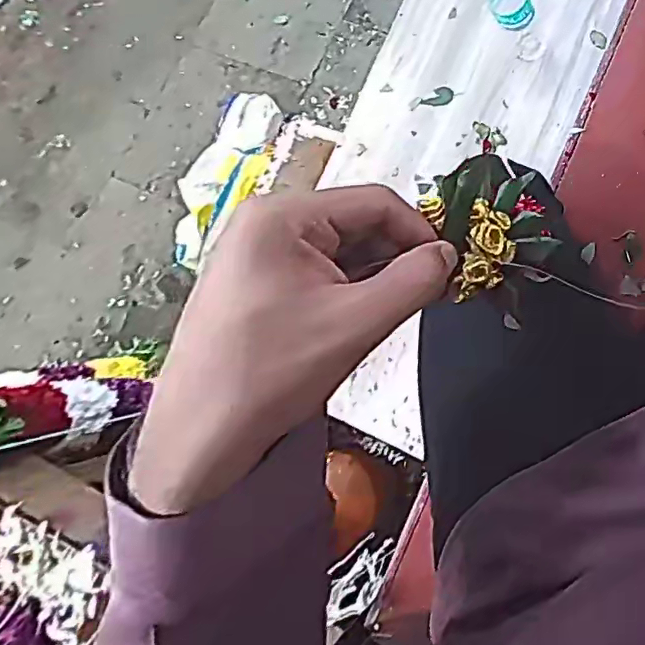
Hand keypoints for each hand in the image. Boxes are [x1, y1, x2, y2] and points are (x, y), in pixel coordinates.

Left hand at [129, 186, 456, 514]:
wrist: (198, 442)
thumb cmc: (259, 379)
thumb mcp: (357, 322)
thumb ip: (416, 279)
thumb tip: (446, 255)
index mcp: (279, 218)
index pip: (377, 202)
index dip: (420, 231)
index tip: (443, 263)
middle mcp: (267, 225)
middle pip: (364, 223)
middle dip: (399, 257)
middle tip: (425, 290)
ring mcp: (262, 253)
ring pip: (350, 248)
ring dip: (379, 277)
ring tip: (388, 311)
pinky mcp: (265, 281)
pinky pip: (330, 269)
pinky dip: (357, 289)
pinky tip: (362, 318)